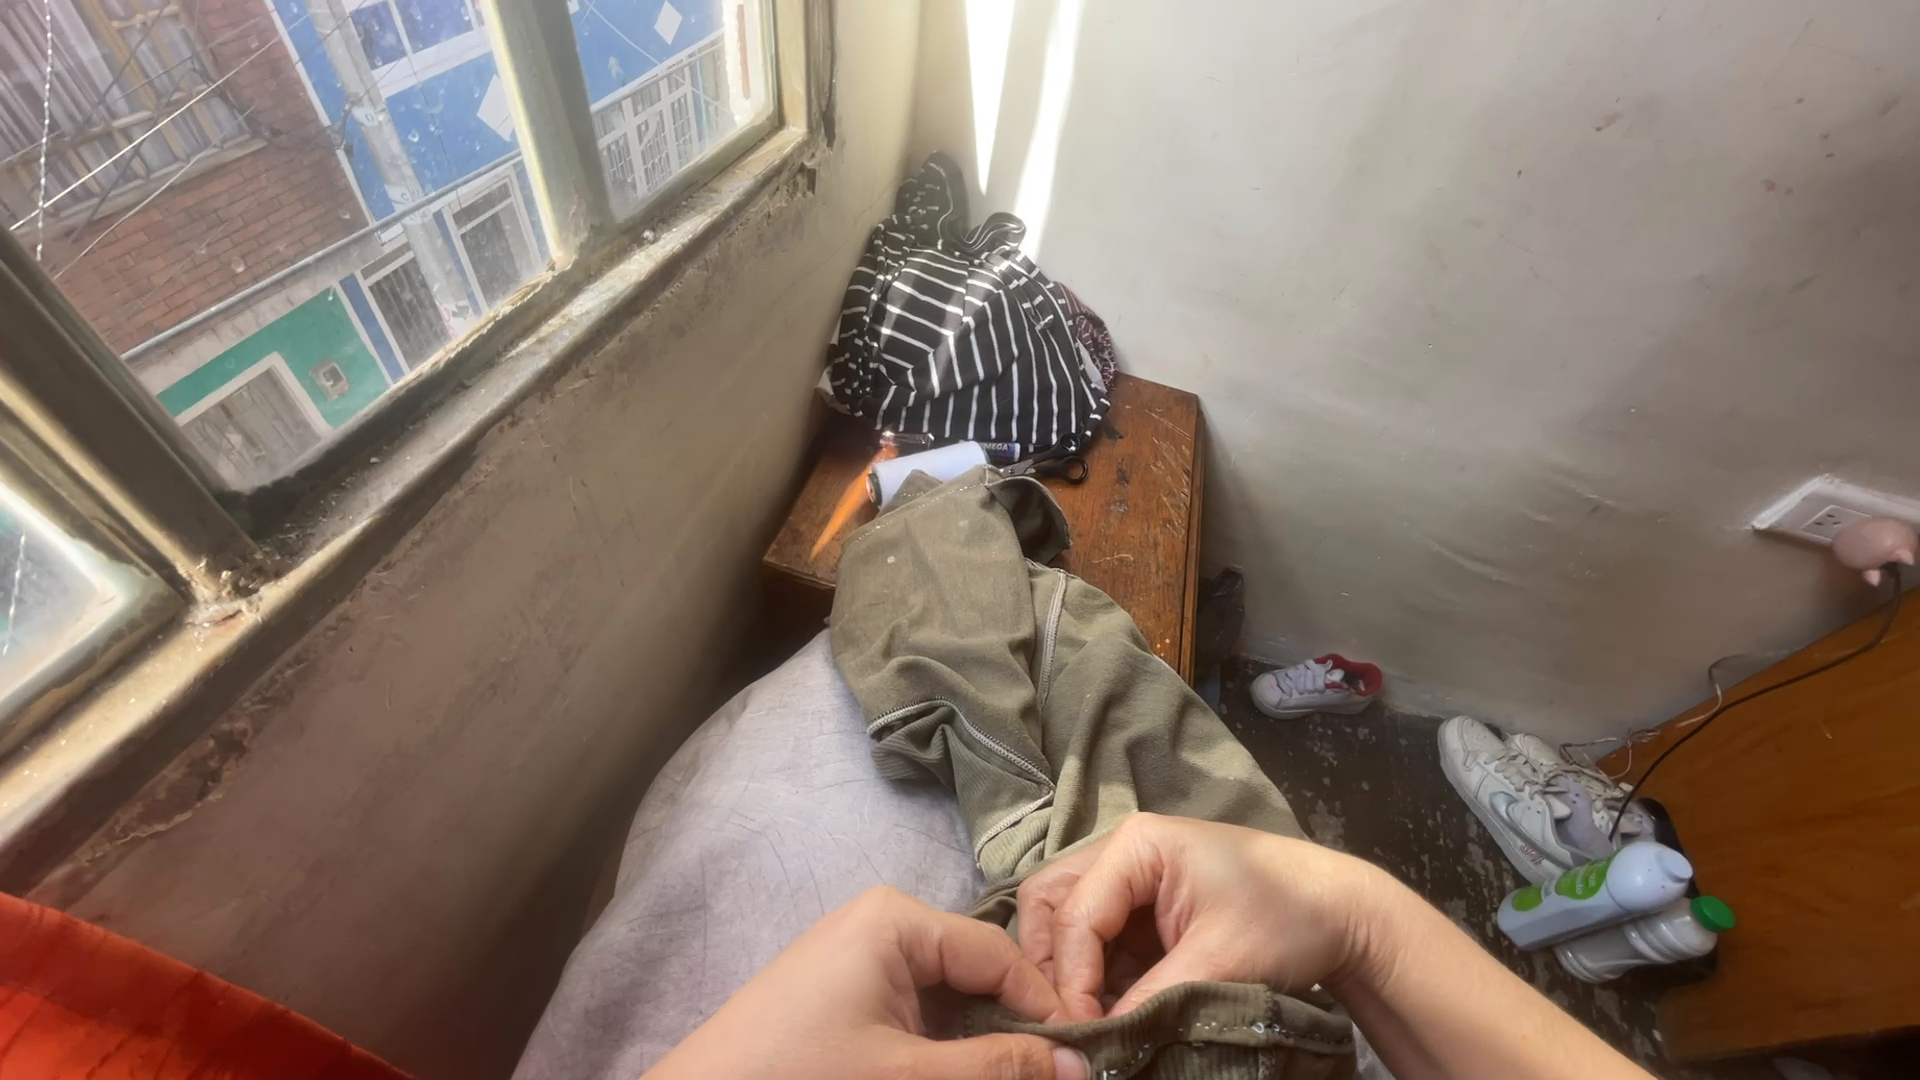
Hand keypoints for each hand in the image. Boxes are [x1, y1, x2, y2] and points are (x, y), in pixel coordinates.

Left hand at [646, 886, 1088, 1079]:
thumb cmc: (805, 1077)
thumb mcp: (909, 1077)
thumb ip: (997, 1069)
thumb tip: (1082, 1069)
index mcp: (898, 918)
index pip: (995, 952)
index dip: (1042, 1007)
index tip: (1084, 1061)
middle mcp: (882, 919)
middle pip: (970, 970)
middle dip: (1008, 1027)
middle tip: (1046, 1077)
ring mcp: (858, 950)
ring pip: (942, 992)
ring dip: (973, 1040)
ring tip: (1002, 1075)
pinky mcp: (841, 984)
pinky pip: (909, 1004)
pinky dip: (936, 1042)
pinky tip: (948, 1071)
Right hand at [1017, 813, 1399, 1020]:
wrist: (1338, 912)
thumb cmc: (1283, 919)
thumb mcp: (1219, 962)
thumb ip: (1153, 1002)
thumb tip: (1101, 1052)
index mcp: (1134, 845)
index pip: (1075, 913)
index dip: (1071, 980)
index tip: (1087, 1040)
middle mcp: (1119, 852)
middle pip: (1049, 898)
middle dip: (1048, 962)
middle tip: (1065, 1022)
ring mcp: (1127, 878)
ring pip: (1064, 917)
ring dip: (1065, 971)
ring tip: (1085, 1023)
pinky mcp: (1139, 907)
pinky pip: (1095, 938)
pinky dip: (1091, 977)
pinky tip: (1108, 1014)